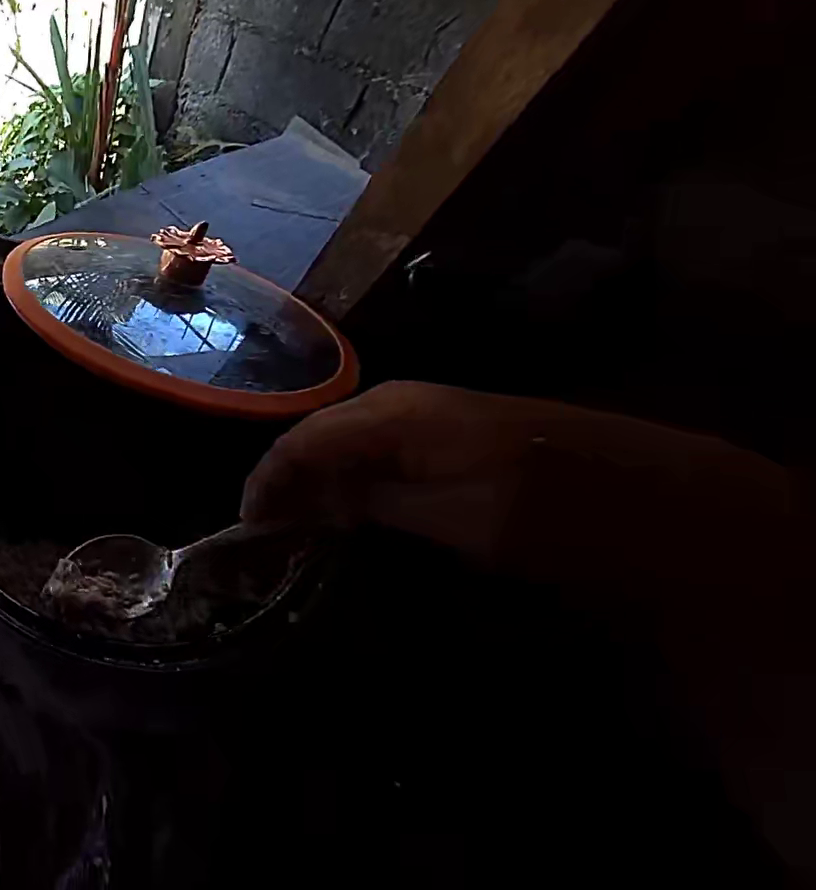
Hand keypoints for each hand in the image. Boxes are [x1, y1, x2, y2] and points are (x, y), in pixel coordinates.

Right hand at [243, 381, 815, 872]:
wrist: (684, 507)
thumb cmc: (560, 513)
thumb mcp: (457, 517)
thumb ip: (372, 500)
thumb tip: (314, 499)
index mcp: (393, 413)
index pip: (300, 442)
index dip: (266, 482)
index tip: (246, 524)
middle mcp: (399, 401)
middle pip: (315, 439)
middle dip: (288, 483)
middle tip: (270, 529)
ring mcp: (427, 413)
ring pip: (344, 444)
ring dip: (320, 484)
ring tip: (300, 523)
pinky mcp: (451, 431)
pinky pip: (377, 450)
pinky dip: (354, 481)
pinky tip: (352, 508)